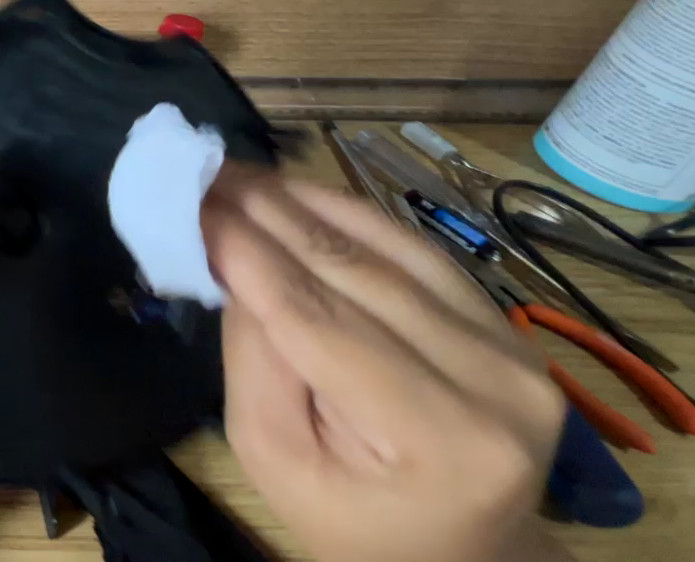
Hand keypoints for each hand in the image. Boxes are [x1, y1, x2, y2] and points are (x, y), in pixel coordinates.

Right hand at [202, 164, 571, 561]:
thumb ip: (252, 354)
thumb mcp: (269, 453)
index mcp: (437, 436)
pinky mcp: (502, 321)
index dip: (242, 248)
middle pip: (348, 268)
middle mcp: (493, 380)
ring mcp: (510, 345)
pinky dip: (340, 209)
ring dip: (295, 198)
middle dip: (260, 210)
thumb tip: (225, 253)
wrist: (461, 550)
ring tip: (229, 172)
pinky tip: (287, 189)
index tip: (184, 200)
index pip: (314, 315)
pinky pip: (410, 245)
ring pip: (379, 242)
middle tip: (196, 170)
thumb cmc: (348, 514)